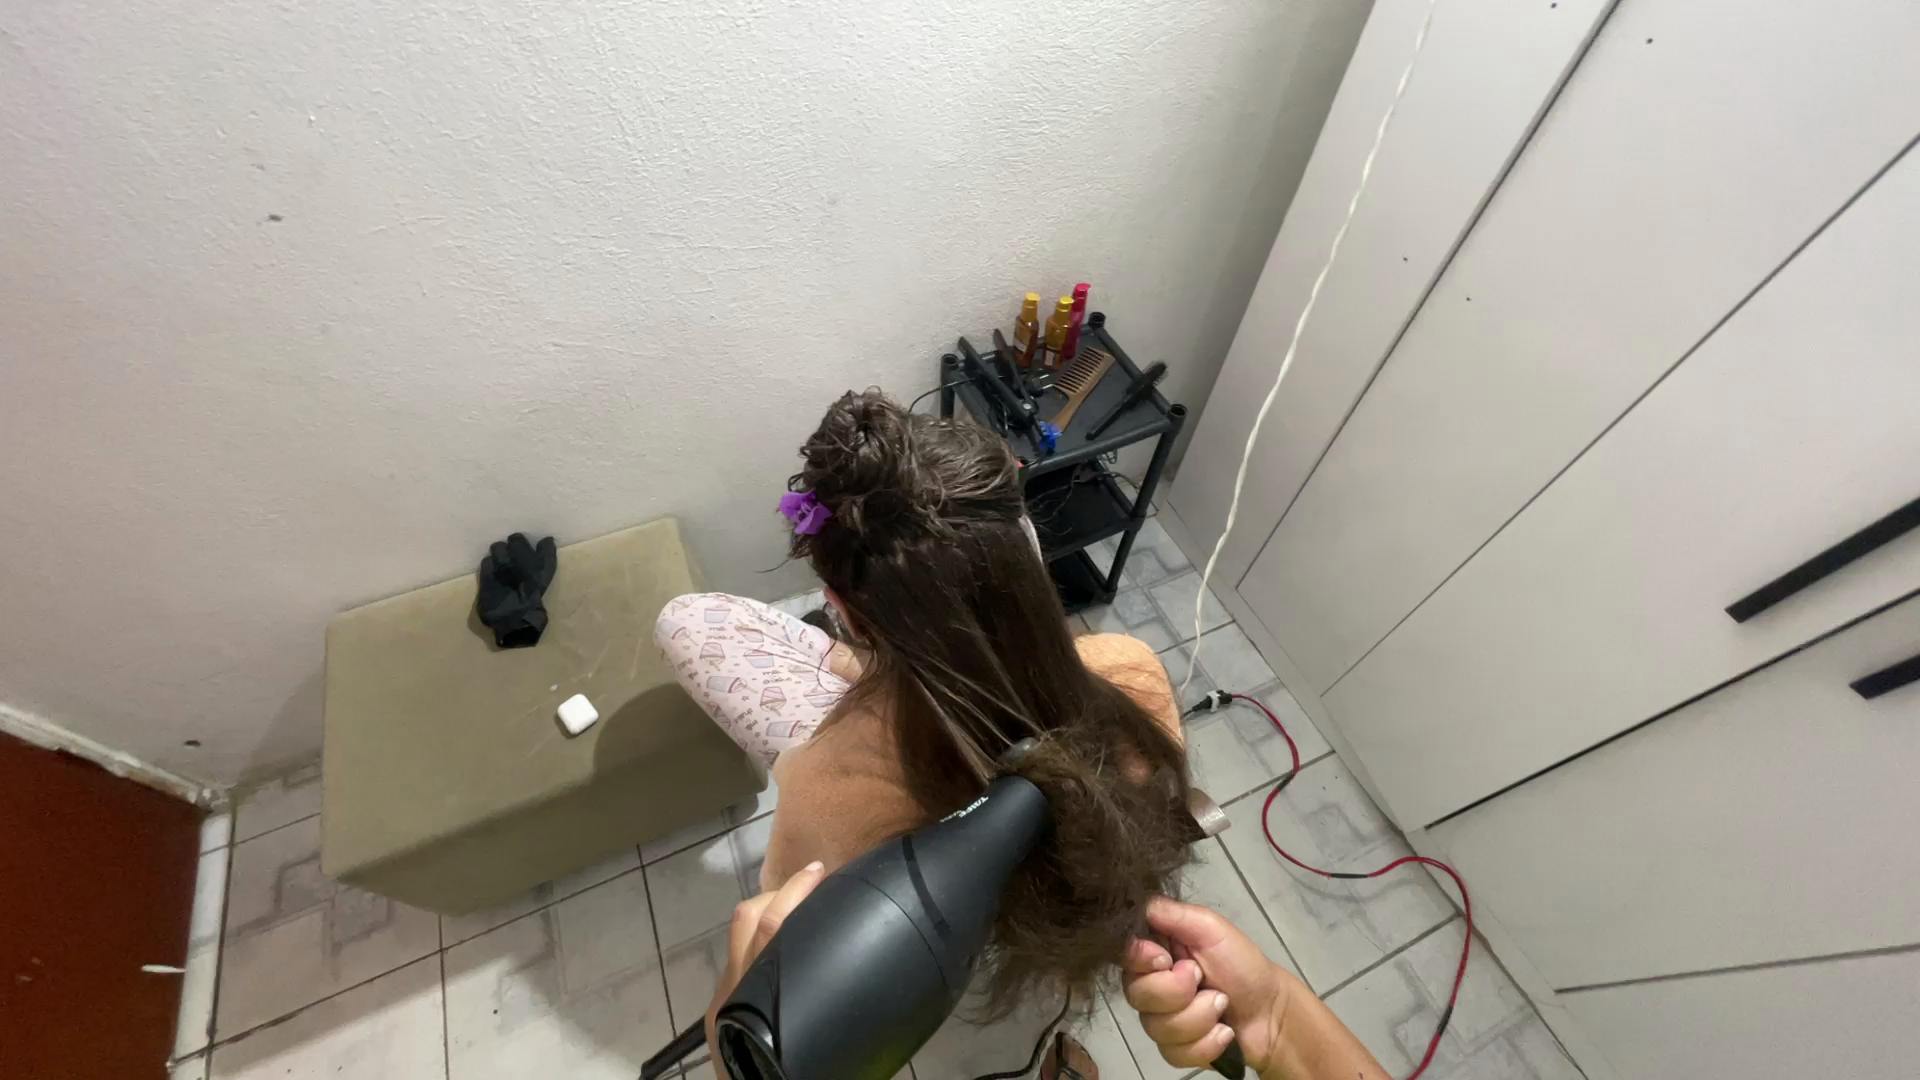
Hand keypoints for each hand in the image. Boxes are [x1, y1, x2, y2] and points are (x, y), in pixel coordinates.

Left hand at [705, 861, 829, 1062]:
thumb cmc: (785, 1076)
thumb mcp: (818, 1055)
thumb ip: (830, 1016)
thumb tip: (876, 990)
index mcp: (752, 1003)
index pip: (769, 928)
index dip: (794, 891)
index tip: (824, 872)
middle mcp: (730, 997)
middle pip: (747, 918)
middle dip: (781, 889)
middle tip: (817, 881)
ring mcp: (721, 1002)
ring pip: (738, 933)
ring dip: (769, 908)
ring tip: (804, 902)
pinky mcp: (719, 1012)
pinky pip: (738, 955)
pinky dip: (761, 934)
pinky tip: (787, 942)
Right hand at [1122, 896, 1301, 1073]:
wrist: (1271, 1011)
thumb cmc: (1240, 961)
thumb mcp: (1207, 926)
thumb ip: (1169, 913)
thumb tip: (1133, 905)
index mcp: (1153, 947)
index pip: (1123, 953)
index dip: (1140, 959)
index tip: (1166, 959)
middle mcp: (1149, 980)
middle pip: (1135, 993)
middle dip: (1176, 992)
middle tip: (1203, 980)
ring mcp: (1159, 1016)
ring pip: (1155, 1027)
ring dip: (1197, 1018)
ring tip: (1221, 1005)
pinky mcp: (1174, 1048)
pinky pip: (1173, 1053)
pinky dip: (1204, 1044)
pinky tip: (1223, 1033)